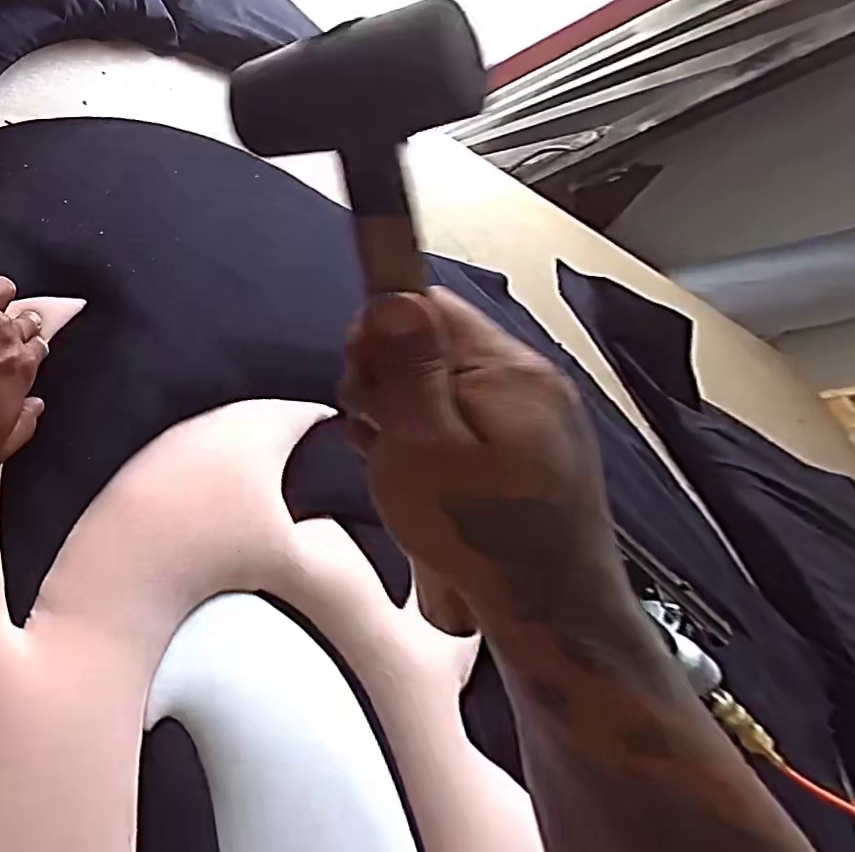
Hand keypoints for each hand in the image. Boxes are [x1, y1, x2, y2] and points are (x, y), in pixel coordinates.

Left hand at [0, 277, 48, 474]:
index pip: (38, 348)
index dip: (29, 351)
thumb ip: (23, 424)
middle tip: (2, 339)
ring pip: (0, 288)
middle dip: (18, 326)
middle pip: (24, 317)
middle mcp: (1, 333)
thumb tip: (32, 410)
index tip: (21, 356)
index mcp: (19, 366)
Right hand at [338, 288, 629, 633]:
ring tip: (392, 453)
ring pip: (420, 378)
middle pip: (419, 341)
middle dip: (378, 377)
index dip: (378, 334)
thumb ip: (407, 368)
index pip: (427, 305)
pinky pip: (439, 409)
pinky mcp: (509, 438)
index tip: (364, 380)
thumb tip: (392, 297)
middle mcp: (519, 379)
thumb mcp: (424, 443)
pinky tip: (407, 465)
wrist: (540, 609)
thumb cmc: (472, 526)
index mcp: (506, 370)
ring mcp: (517, 410)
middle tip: (378, 427)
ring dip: (387, 409)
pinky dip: (409, 430)